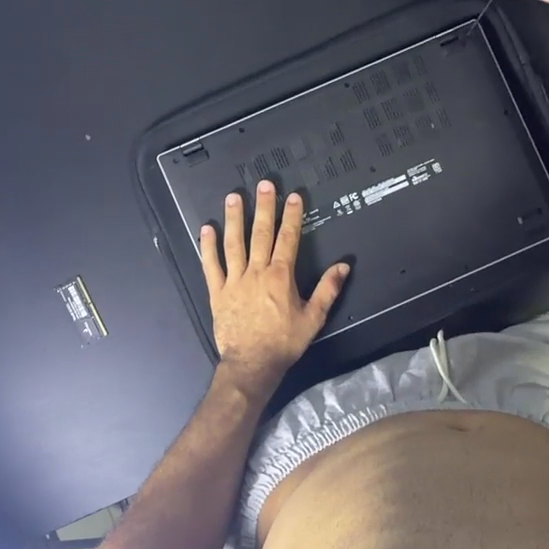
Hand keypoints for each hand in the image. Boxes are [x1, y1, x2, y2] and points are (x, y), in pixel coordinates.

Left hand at [200, 181, 349, 387]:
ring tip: (233, 197)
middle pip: (260, 233)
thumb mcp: (314, 318)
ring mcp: (234, 281)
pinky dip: (208, 247)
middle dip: (264, 207)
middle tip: (264, 185)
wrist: (252, 364)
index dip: (292, 216)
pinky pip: (211, 265)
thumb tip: (343, 267)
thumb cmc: (284, 343)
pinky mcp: (218, 292)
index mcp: (280, 277)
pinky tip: (206, 229)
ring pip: (234, 243)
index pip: (288, 239)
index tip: (293, 197)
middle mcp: (256, 273)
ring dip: (234, 219)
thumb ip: (328, 289)